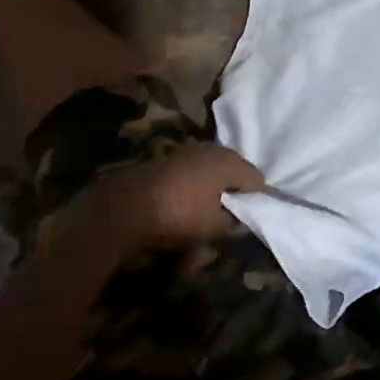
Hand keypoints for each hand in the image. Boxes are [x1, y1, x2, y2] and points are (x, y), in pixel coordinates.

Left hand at [78, 144, 264, 249]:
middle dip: (238, 185)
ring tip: (215, 201)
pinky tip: (191, 196)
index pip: (255, 177)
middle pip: (234, 167)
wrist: (121, 207)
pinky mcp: (167, 159)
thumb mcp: (211, 228)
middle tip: (239, 205)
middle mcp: (212, 151)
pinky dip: (197, 182)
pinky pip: (193, 169)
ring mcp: (187, 152)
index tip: (258, 210)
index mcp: (229, 163)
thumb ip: (231, 223)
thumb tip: (239, 219)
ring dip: (216, 182)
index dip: (259, 195)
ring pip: (212, 166)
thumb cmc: (176, 215)